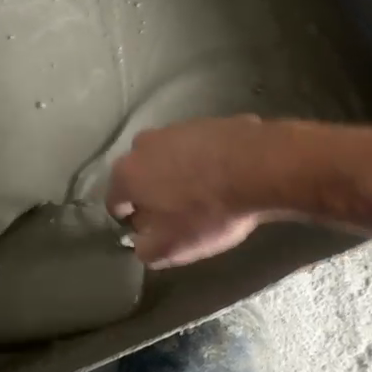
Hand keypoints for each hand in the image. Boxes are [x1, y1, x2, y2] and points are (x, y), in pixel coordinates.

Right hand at [107, 114, 303, 268]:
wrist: (257, 167)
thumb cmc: (207, 211)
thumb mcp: (172, 247)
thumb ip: (145, 250)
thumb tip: (140, 242)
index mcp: (126, 174)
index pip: (114, 201)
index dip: (130, 220)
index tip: (151, 232)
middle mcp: (142, 145)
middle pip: (140, 176)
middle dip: (153, 194)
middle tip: (178, 214)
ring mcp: (174, 128)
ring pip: (168, 158)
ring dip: (178, 174)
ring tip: (205, 194)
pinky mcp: (204, 121)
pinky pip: (198, 148)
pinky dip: (204, 161)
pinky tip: (225, 177)